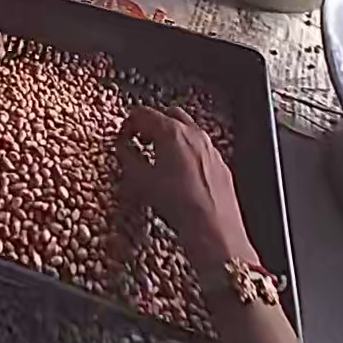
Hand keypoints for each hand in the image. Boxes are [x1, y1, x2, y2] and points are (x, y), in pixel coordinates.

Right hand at [118, 106, 255, 270]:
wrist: (213, 229)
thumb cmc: (179, 205)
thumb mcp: (142, 180)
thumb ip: (128, 157)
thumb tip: (122, 148)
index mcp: (171, 132)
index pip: (144, 113)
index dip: (129, 122)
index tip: (124, 134)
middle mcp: (193, 134)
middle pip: (168, 114)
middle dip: (152, 123)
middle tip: (140, 139)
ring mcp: (209, 147)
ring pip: (187, 129)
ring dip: (170, 135)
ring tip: (158, 155)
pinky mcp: (220, 163)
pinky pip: (200, 146)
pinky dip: (186, 149)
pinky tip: (179, 170)